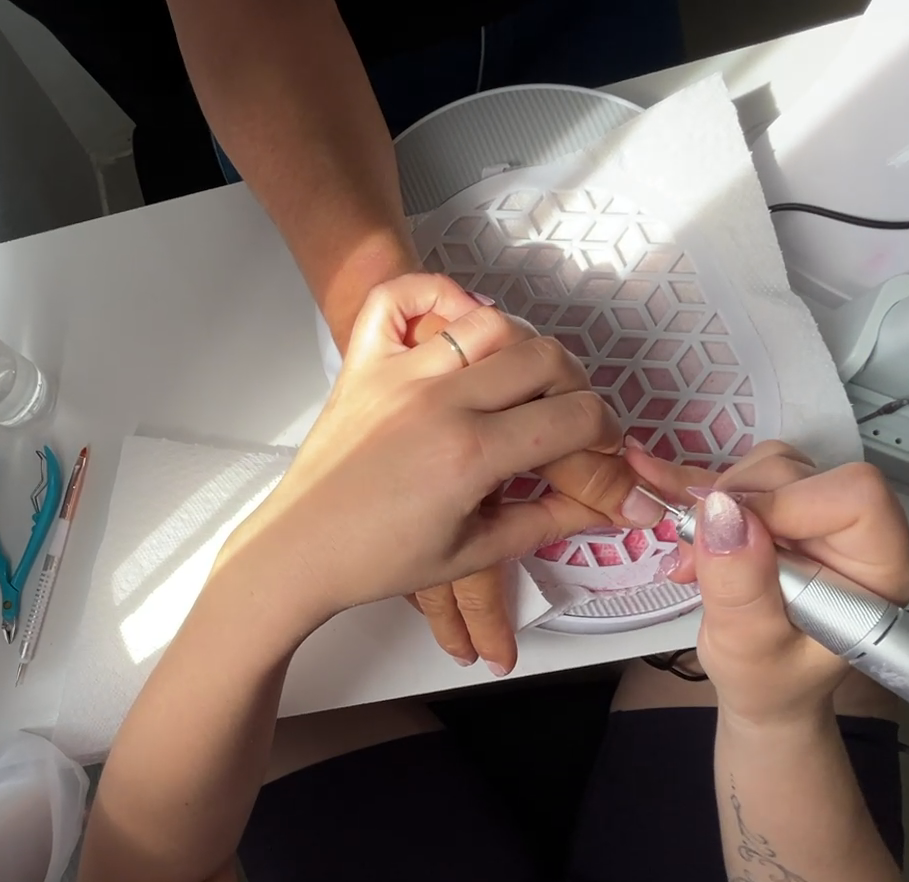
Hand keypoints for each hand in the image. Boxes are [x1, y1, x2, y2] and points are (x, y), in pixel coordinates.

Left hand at [221, 274, 623, 628]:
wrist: (299, 552)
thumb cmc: (375, 560)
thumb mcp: (471, 553)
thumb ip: (547, 522)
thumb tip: (609, 507)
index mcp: (470, 456)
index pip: (574, 419)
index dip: (606, 434)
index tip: (601, 449)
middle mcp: (438, 402)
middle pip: (544, 359)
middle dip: (575, 388)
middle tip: (566, 420)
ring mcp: (397, 376)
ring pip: (489, 323)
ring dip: (521, 345)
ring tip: (518, 381)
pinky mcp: (362, 365)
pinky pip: (397, 298)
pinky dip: (431, 292)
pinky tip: (453, 319)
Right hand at [627, 441, 908, 723]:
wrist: (764, 685)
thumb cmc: (767, 679)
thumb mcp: (747, 644)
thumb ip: (739, 583)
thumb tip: (719, 510)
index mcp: (881, 566)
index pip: (850, 496)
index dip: (782, 506)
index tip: (729, 542)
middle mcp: (863, 531)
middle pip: (802, 473)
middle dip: (735, 505)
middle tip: (698, 557)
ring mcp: (823, 515)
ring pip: (769, 467)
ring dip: (716, 503)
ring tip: (696, 556)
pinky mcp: (789, 508)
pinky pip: (746, 473)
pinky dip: (702, 489)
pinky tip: (672, 502)